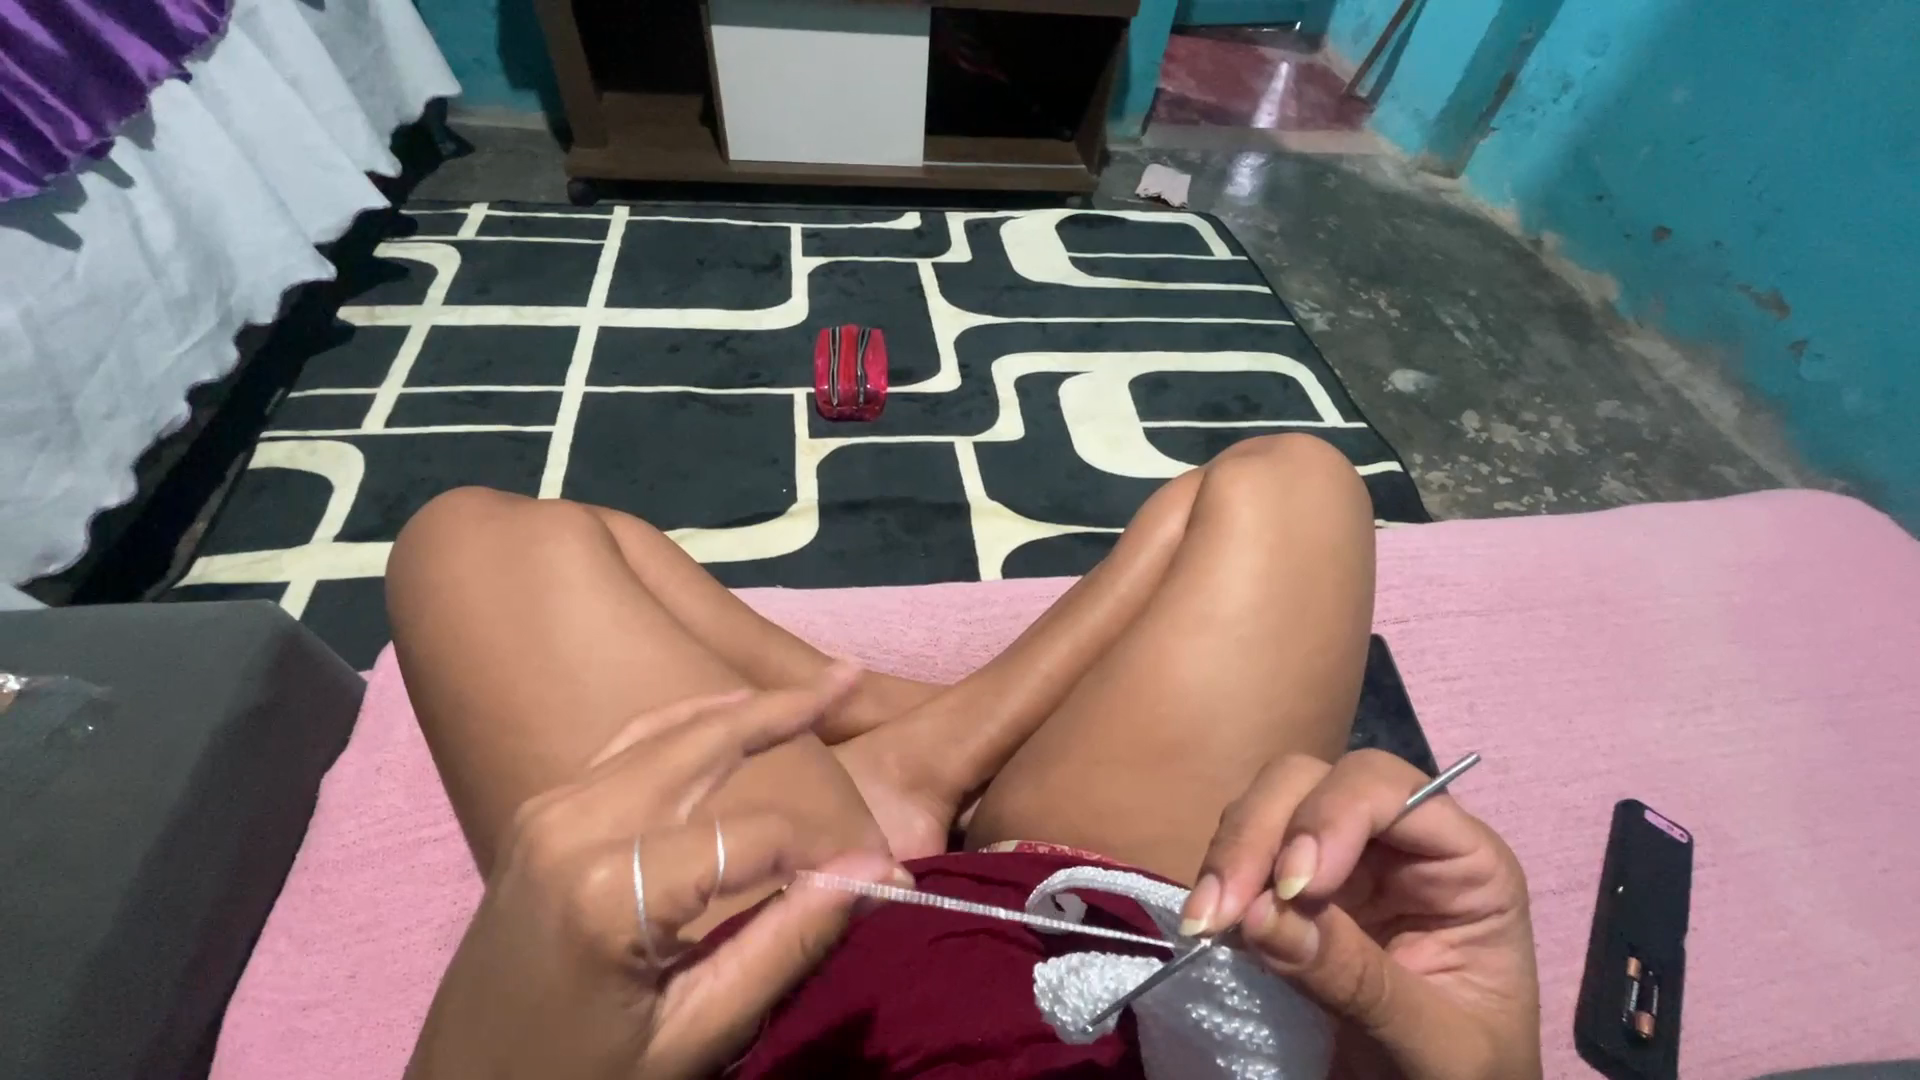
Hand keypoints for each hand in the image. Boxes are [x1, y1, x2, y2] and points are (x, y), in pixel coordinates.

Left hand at [406, 668, 905, 1079]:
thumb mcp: (693, 1037)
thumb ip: (787, 943)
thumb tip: (874, 872)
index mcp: (610, 891)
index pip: (757, 838)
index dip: (826, 848)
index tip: (878, 871)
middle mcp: (578, 824)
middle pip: (711, 743)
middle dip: (790, 708)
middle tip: (851, 677)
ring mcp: (554, 806)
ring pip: (674, 730)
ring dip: (749, 706)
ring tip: (812, 683)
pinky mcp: (546, 808)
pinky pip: (632, 741)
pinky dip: (691, 717)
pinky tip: (730, 706)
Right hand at [1184, 750, 1540, 1079]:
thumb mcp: (1438, 1048)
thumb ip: (1360, 982)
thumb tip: (1260, 914)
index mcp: (1460, 862)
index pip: (1387, 789)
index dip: (1332, 816)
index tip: (1294, 887)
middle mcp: (1392, 840)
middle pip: (1309, 780)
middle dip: (1262, 833)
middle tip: (1224, 908)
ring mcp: (1334, 855)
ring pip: (1265, 803)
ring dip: (1230, 855)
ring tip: (1206, 923)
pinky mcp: (1285, 881)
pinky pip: (1240, 850)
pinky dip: (1216, 878)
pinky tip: (1207, 924)